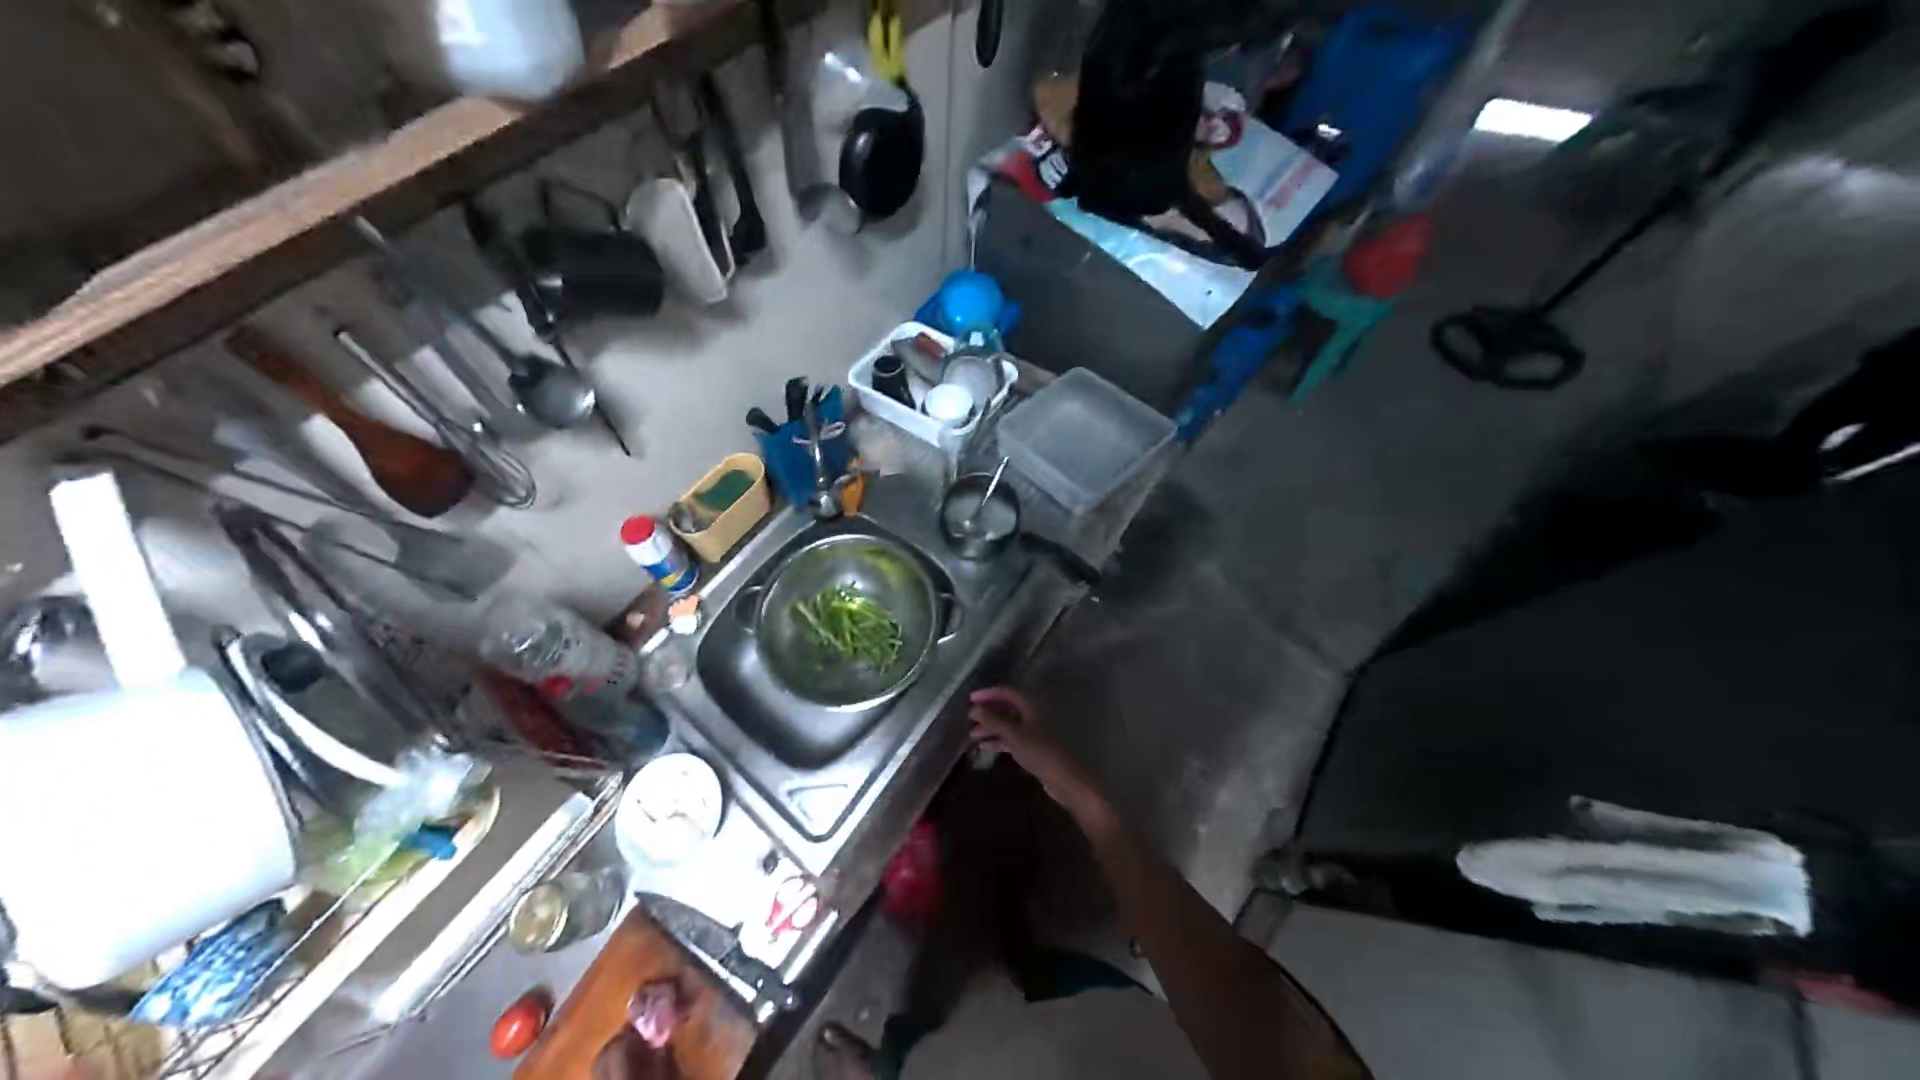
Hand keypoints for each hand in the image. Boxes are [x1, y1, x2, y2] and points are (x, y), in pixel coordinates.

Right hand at [969, 687, 1115, 832]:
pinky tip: (984, 747)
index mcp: (1031, 706)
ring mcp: (1033, 731)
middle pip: (1007, 707)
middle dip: (988, 711)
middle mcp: (1032, 715)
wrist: (1064, 779)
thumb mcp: (1013, 735)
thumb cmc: (1040, 753)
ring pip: (1008, 724)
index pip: (1007, 692)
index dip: (988, 693)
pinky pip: (1012, 738)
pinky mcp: (1033, 747)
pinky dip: (998, 740)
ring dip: (991, 727)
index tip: (970, 698)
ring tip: (972, 734)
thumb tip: (974, 708)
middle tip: (969, 717)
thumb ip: (993, 721)